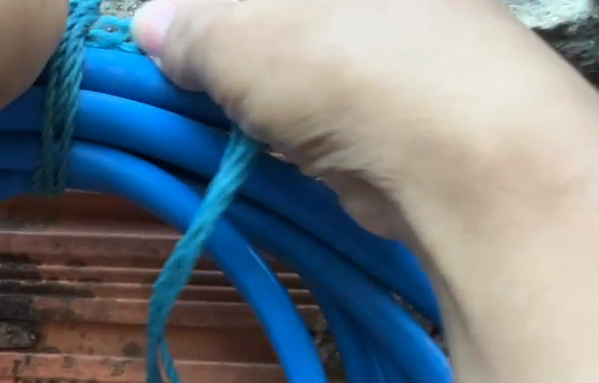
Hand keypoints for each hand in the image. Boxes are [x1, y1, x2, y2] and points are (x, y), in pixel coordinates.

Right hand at [132, 0, 598, 240]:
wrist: (450, 151)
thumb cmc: (337, 65)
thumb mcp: (237, 37)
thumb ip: (188, 30)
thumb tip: (147, 23)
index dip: (192, 14)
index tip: (155, 51)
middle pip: (263, 18)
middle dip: (213, 56)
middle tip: (176, 93)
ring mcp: (385, 35)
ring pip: (284, 60)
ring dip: (239, 95)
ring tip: (207, 126)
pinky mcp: (388, 93)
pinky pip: (309, 98)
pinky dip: (274, 122)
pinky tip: (251, 146)